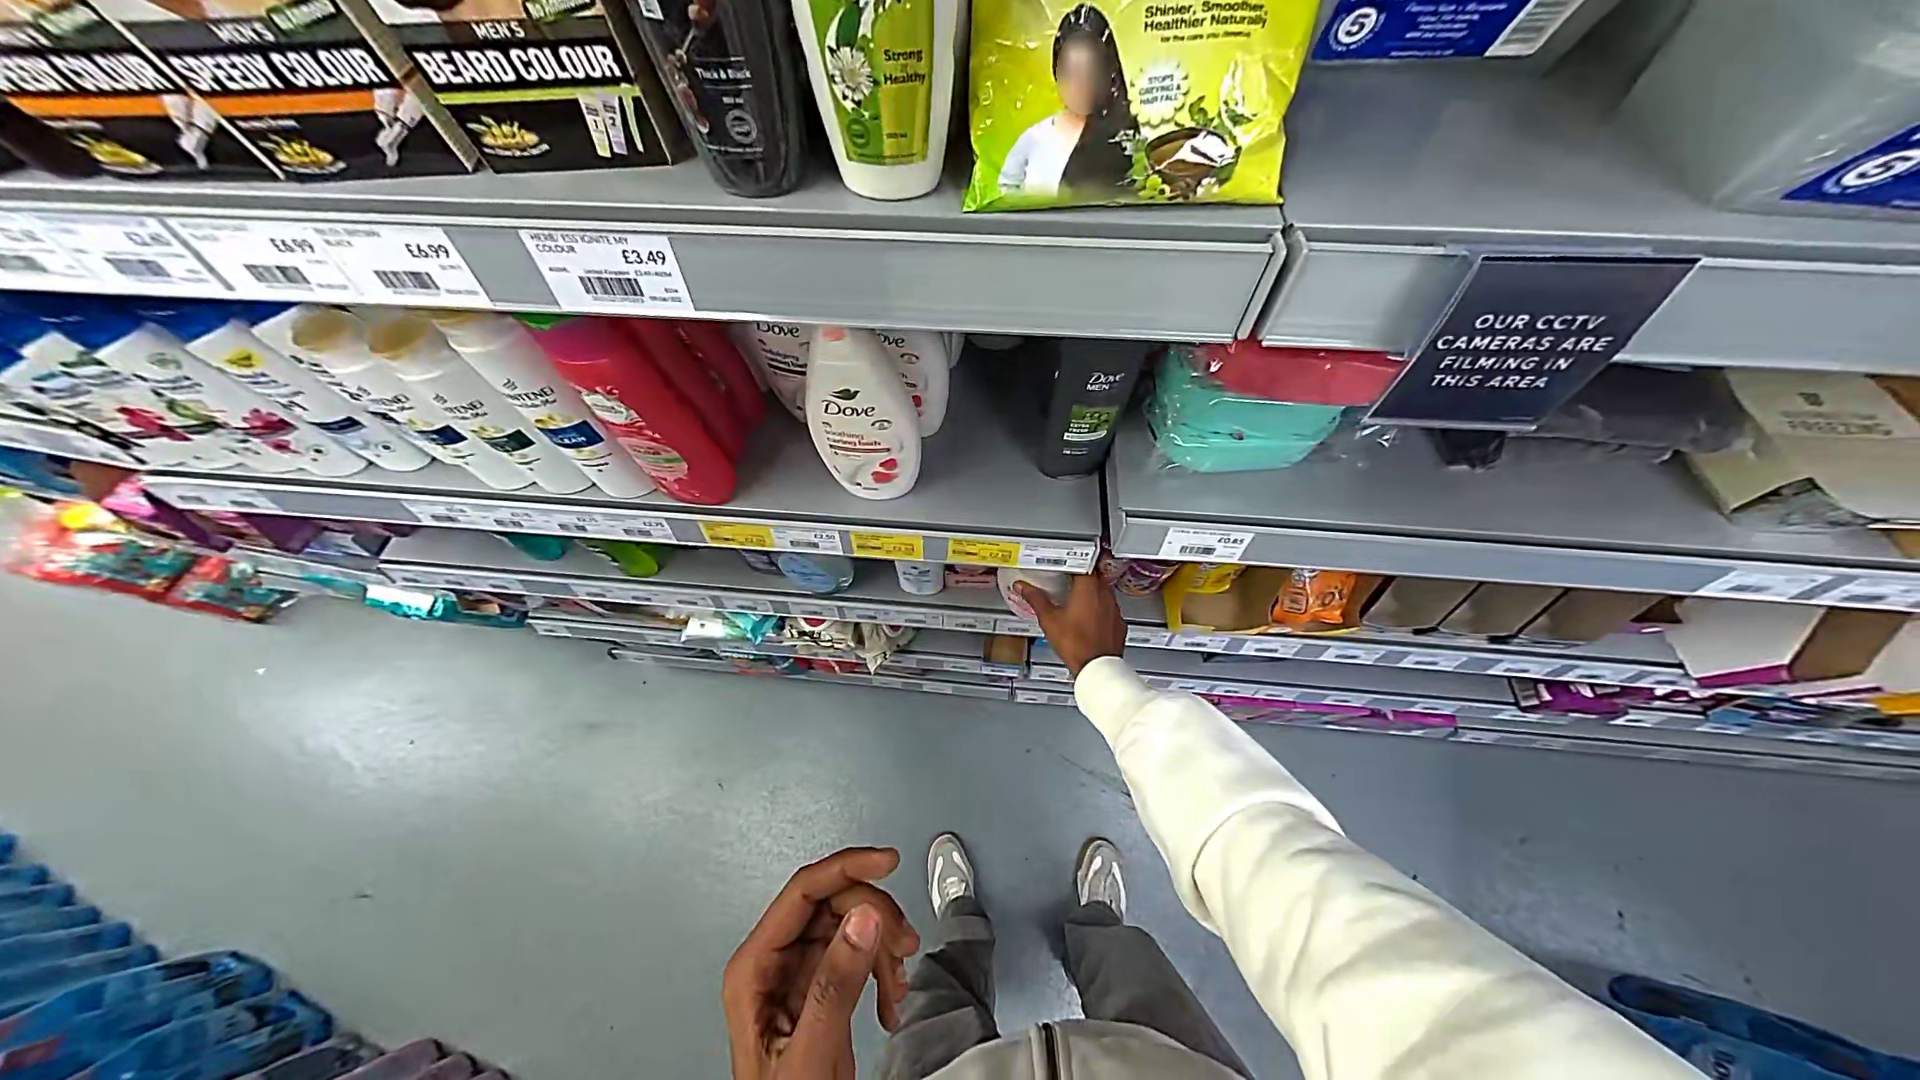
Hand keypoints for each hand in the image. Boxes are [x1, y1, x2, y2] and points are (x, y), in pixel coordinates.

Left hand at [723, 848, 920, 1079]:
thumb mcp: (810, 1055)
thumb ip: (835, 985)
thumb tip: (864, 916)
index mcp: (755, 967)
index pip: (803, 890)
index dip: (847, 867)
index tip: (887, 862)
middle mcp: (774, 960)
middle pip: (832, 903)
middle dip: (875, 917)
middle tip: (903, 946)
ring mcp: (797, 972)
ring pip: (849, 924)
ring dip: (883, 947)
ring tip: (897, 985)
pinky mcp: (820, 986)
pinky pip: (857, 952)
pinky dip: (881, 967)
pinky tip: (890, 999)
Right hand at [1017, 574, 1126, 675]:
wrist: (1097, 667)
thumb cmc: (1076, 644)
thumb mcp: (1049, 618)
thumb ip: (1036, 598)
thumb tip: (1023, 588)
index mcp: (1088, 588)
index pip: (1083, 563)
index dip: (1073, 562)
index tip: (1064, 565)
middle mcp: (1105, 594)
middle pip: (1094, 576)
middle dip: (1081, 577)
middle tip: (1067, 581)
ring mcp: (1114, 608)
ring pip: (1103, 592)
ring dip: (1091, 593)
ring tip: (1076, 599)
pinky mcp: (1118, 622)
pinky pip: (1109, 609)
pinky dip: (1099, 610)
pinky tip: (1088, 618)